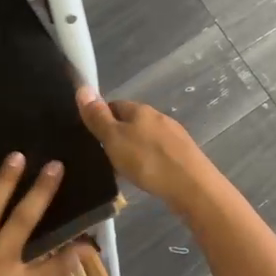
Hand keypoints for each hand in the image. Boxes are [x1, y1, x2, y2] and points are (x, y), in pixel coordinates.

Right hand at [77, 87, 217, 213]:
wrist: (192, 187)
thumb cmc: (148, 160)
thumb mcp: (114, 139)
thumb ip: (98, 117)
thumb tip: (82, 88)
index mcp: (141, 110)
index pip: (115, 105)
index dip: (101, 116)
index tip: (90, 134)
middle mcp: (159, 117)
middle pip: (132, 121)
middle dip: (118, 134)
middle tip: (103, 154)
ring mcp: (174, 136)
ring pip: (146, 137)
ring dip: (135, 148)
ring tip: (123, 168)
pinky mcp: (184, 155)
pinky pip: (159, 153)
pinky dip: (149, 160)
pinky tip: (146, 175)